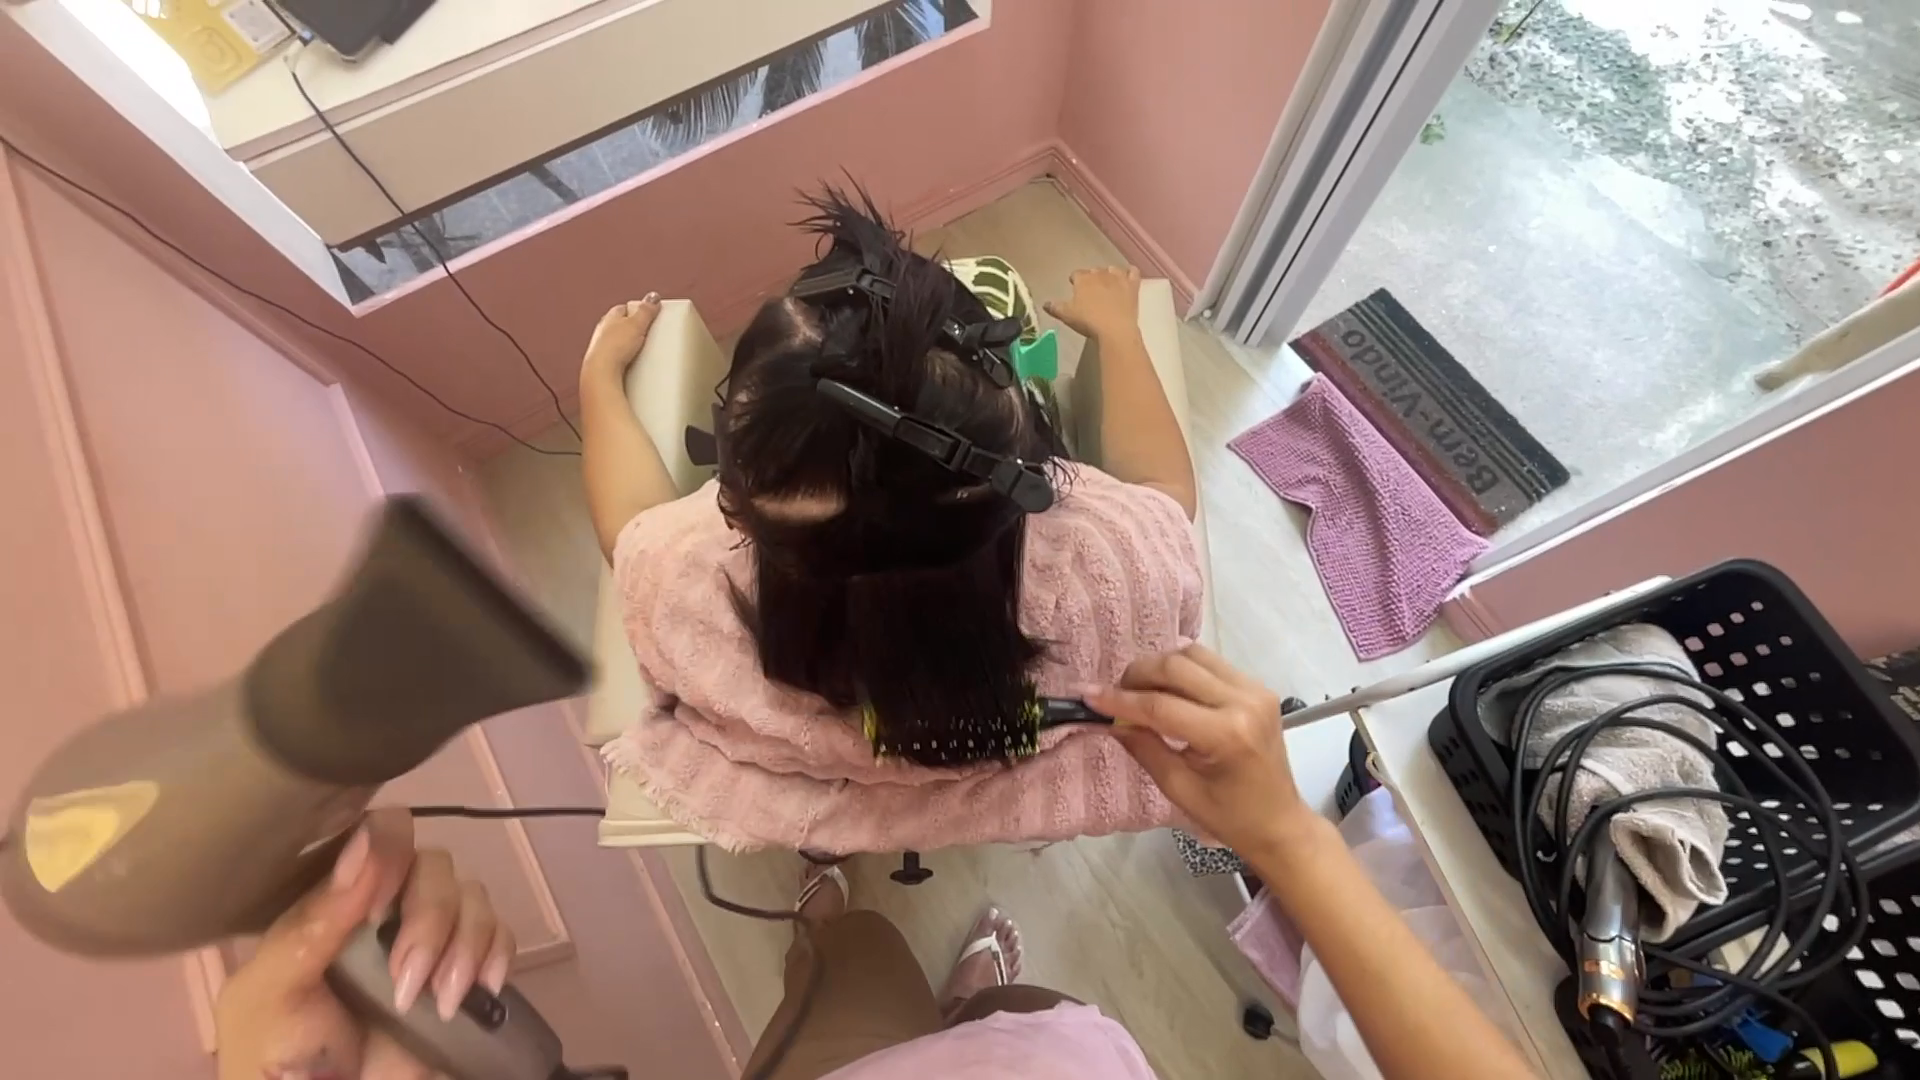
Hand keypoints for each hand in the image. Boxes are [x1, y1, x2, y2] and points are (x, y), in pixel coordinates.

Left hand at [214, 809, 516, 1079]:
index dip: (391, 856)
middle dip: (431, 920)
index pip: (377, 837)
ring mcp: (431, 934)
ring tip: (439, 1003)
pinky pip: (503, 930)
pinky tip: (477, 991)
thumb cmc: (280, 1065)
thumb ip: (313, 919)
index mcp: (332, 904)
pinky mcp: (470, 961)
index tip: (376, 912)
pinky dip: (496, 956)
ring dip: (464, 947)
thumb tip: (370, 838)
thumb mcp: (269, 997)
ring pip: (474, 895)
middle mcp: (386, 908)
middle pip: (434, 865)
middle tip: (408, 978)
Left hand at [581, 294, 662, 378]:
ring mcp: (605, 346)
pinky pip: (622, 355)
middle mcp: (604, 330)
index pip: (626, 307)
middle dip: (637, 327)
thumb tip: (653, 297)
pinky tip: (638, 360)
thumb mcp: (636, 324)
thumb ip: (646, 311)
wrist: (603, 371)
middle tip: (651, 332)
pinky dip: (630, 356)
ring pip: (623, 340)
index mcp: (610, 317)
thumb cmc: (613, 347)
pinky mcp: (608, 361)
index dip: (639, 309)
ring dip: (633, 342)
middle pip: (625, 324)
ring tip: (646, 348)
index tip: (652, 312)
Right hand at [1043, 266, 1140, 341]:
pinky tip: (1128, 279)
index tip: (1074, 287)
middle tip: (1091, 292)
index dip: (1075, 281)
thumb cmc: (1088, 322)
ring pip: (1112, 269)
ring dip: (1109, 275)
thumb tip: (1045, 303)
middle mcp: (1100, 273)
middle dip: (1092, 279)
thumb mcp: (1067, 316)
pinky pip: (1133, 272)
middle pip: (1094, 271)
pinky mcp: (1133, 285)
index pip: (1076, 274)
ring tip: (1108, 286)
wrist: (1114, 329)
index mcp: (1083, 279)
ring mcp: (1119, 277)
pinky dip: (1130, 273)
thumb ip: (1055, 307)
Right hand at [1086, 645, 1313, 857]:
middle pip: (1176, 667)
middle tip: (1114, 693)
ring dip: (1159, 667)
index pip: (1161, 706)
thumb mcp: (1178, 788)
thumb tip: (1108, 719)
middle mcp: (1244, 702)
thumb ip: (1142, 746)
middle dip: (1137, 676)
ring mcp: (1255, 690)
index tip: (1088, 696)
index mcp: (1227, 735)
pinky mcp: (1257, 686)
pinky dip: (1182, 669)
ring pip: (1192, 655)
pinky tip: (1168, 688)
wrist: (1281, 823)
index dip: (1120, 700)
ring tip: (1140, 690)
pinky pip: (1209, 662)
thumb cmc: (1230, 816)